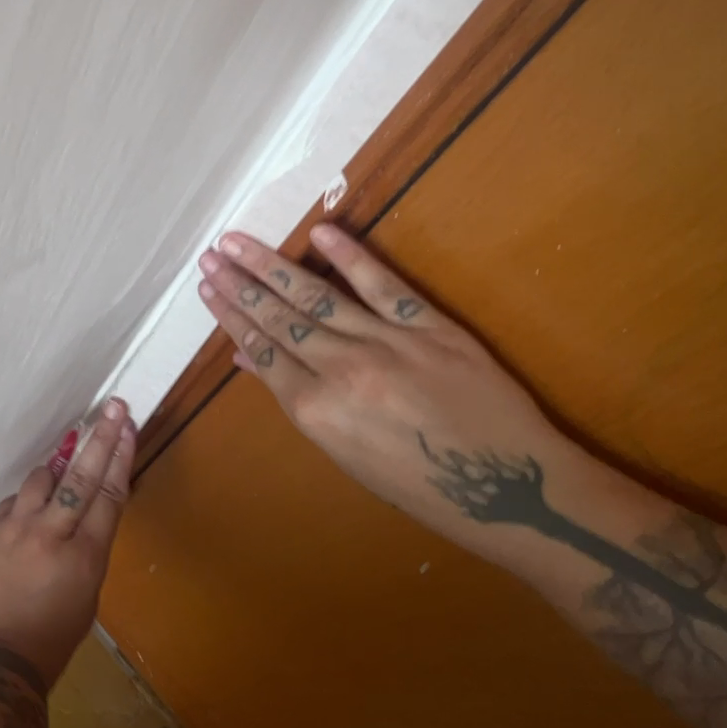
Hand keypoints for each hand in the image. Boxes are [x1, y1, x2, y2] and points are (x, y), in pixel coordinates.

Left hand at [0, 398, 136, 688]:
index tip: (128, 427)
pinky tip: (37, 501)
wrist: (2, 650)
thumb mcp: (89, 590)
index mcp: (85, 556)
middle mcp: (50, 533)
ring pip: (42, 479)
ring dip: (58, 465)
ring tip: (71, 447)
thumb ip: (88, 544)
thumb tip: (82, 506)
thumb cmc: (57, 631)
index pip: (107, 495)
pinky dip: (30, 497)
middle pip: (80, 476)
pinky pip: (16, 500)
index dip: (119, 458)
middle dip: (100, 439)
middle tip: (113, 408)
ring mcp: (16, 526)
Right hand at [194, 223, 580, 543]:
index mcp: (315, 409)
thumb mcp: (343, 451)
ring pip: (315, 298)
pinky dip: (351, 258)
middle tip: (208, 256)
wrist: (521, 494)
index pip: (260, 349)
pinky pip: (384, 288)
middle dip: (238, 285)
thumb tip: (245, 358)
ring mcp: (387, 346)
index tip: (205, 287)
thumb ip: (294, 398)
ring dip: (270, 266)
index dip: (229, 316)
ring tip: (237, 242)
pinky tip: (320, 233)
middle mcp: (341, 371)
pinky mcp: (432, 330)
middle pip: (278, 319)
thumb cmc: (422, 486)